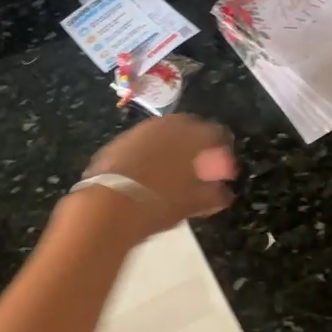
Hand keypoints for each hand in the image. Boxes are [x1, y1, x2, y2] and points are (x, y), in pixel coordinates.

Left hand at [74, 114, 236, 236]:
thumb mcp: (191, 203)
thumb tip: (224, 195)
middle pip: (188, 129)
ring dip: (173, 148)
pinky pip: (142, 144)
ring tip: (174, 172)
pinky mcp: (117, 143)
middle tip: (200, 167)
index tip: (224, 168)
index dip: (222, 150)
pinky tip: (149, 174)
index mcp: (190, 134)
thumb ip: (212, 195)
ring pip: (163, 135)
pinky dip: (150, 154)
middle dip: (197, 145)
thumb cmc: (157, 202)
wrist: (107, 206)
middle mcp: (165, 126)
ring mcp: (139, 132)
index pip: (215, 133)